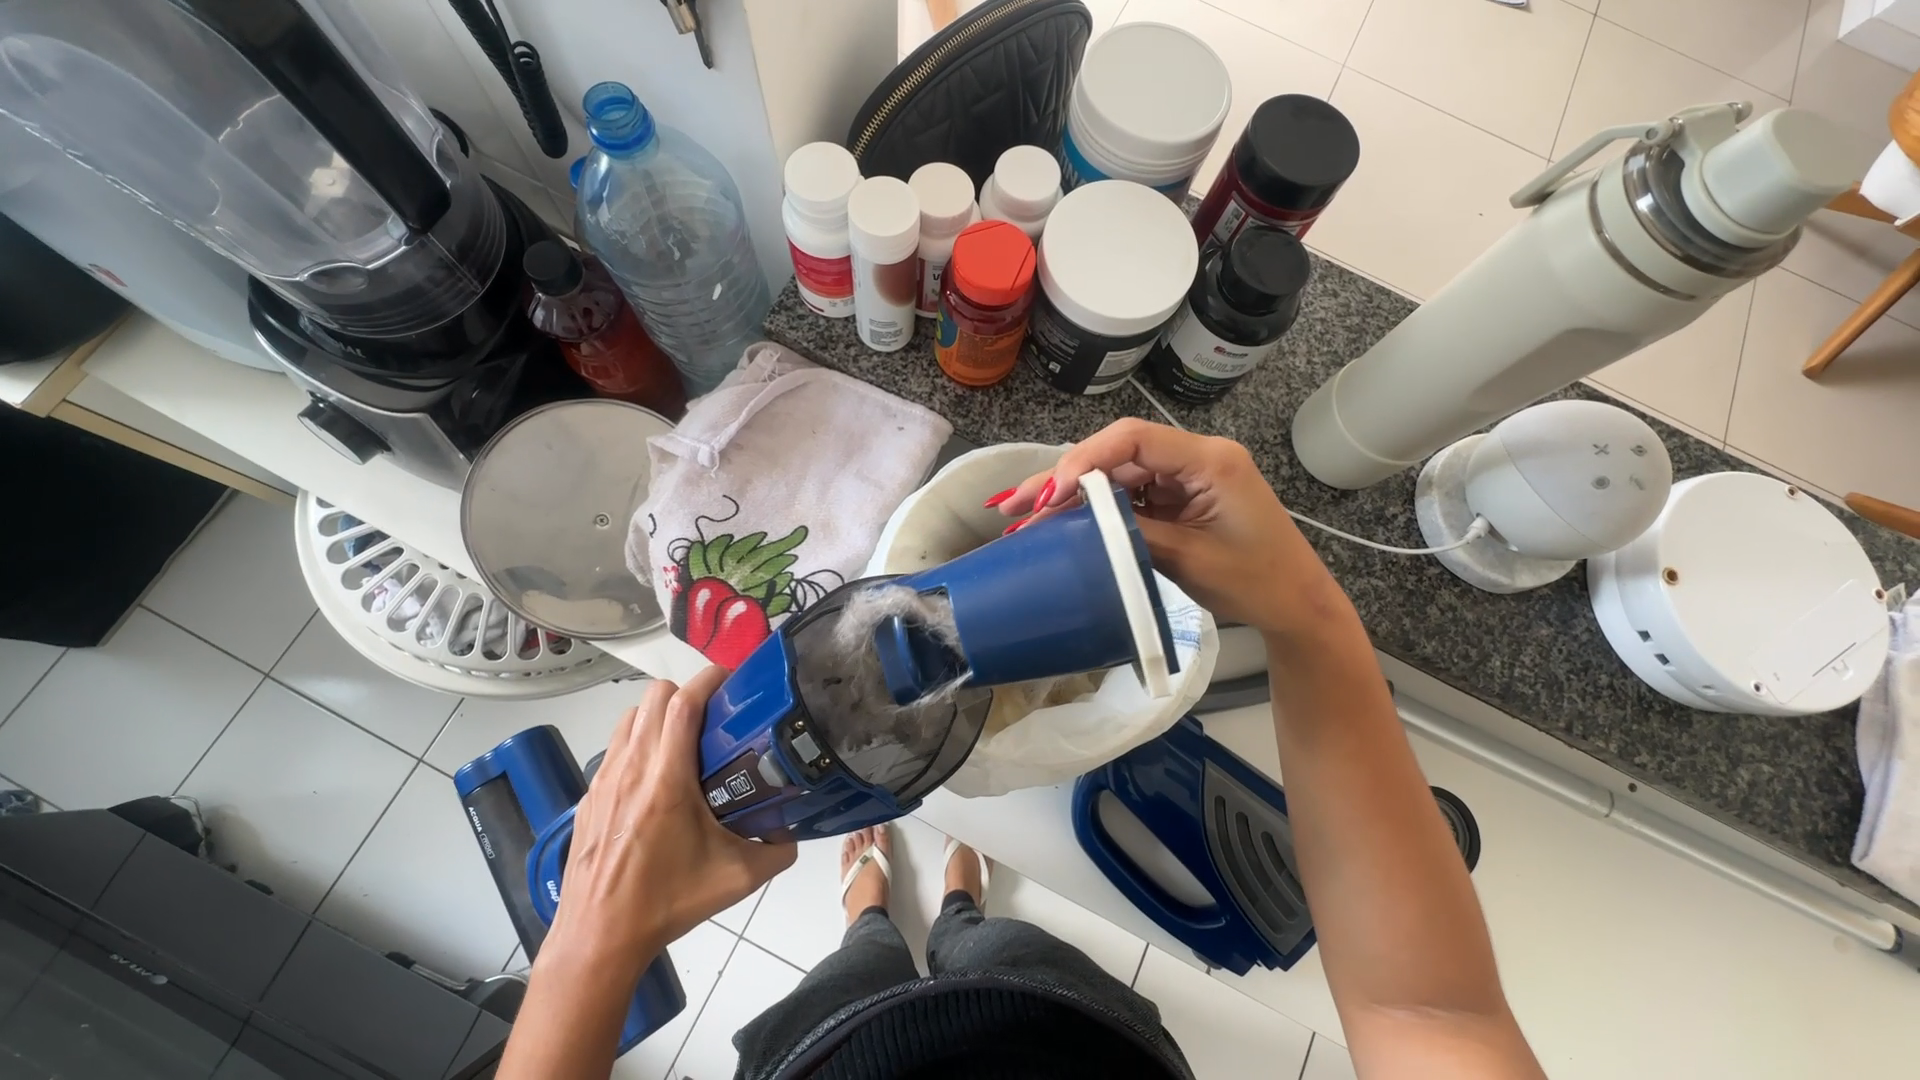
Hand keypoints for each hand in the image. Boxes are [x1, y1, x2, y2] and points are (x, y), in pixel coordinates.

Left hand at [542, 667, 795, 978]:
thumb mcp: (736, 879)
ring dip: (658, 715)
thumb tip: (793, 834)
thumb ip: (776, 851)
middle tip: (713, 717)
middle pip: (654, 695)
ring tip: (683, 741)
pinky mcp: (588, 797)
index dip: (710, 679)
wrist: (599, 938)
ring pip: (630, 716)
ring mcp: (604, 781)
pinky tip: (654, 778)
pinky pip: (615, 748)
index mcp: (667, 780)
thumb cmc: (666, 903)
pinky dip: (637, 743)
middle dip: (686, 694)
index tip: (732, 680)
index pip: (684, 703)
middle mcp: (631, 769)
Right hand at [996, 419, 1337, 637]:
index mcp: (1209, 460)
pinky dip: (1095, 508)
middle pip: (1117, 454)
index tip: (1051, 493)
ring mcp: (1186, 476)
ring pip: (1117, 474)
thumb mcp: (1188, 557)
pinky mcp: (1178, 496)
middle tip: (1015, 504)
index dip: (1085, 460)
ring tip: (1023, 513)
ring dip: (1072, 494)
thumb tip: (1076, 517)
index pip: (1134, 441)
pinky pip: (1129, 493)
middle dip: (1064, 477)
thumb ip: (1131, 530)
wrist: (1295, 604)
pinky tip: (1060, 521)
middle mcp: (1195, 457)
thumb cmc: (1254, 581)